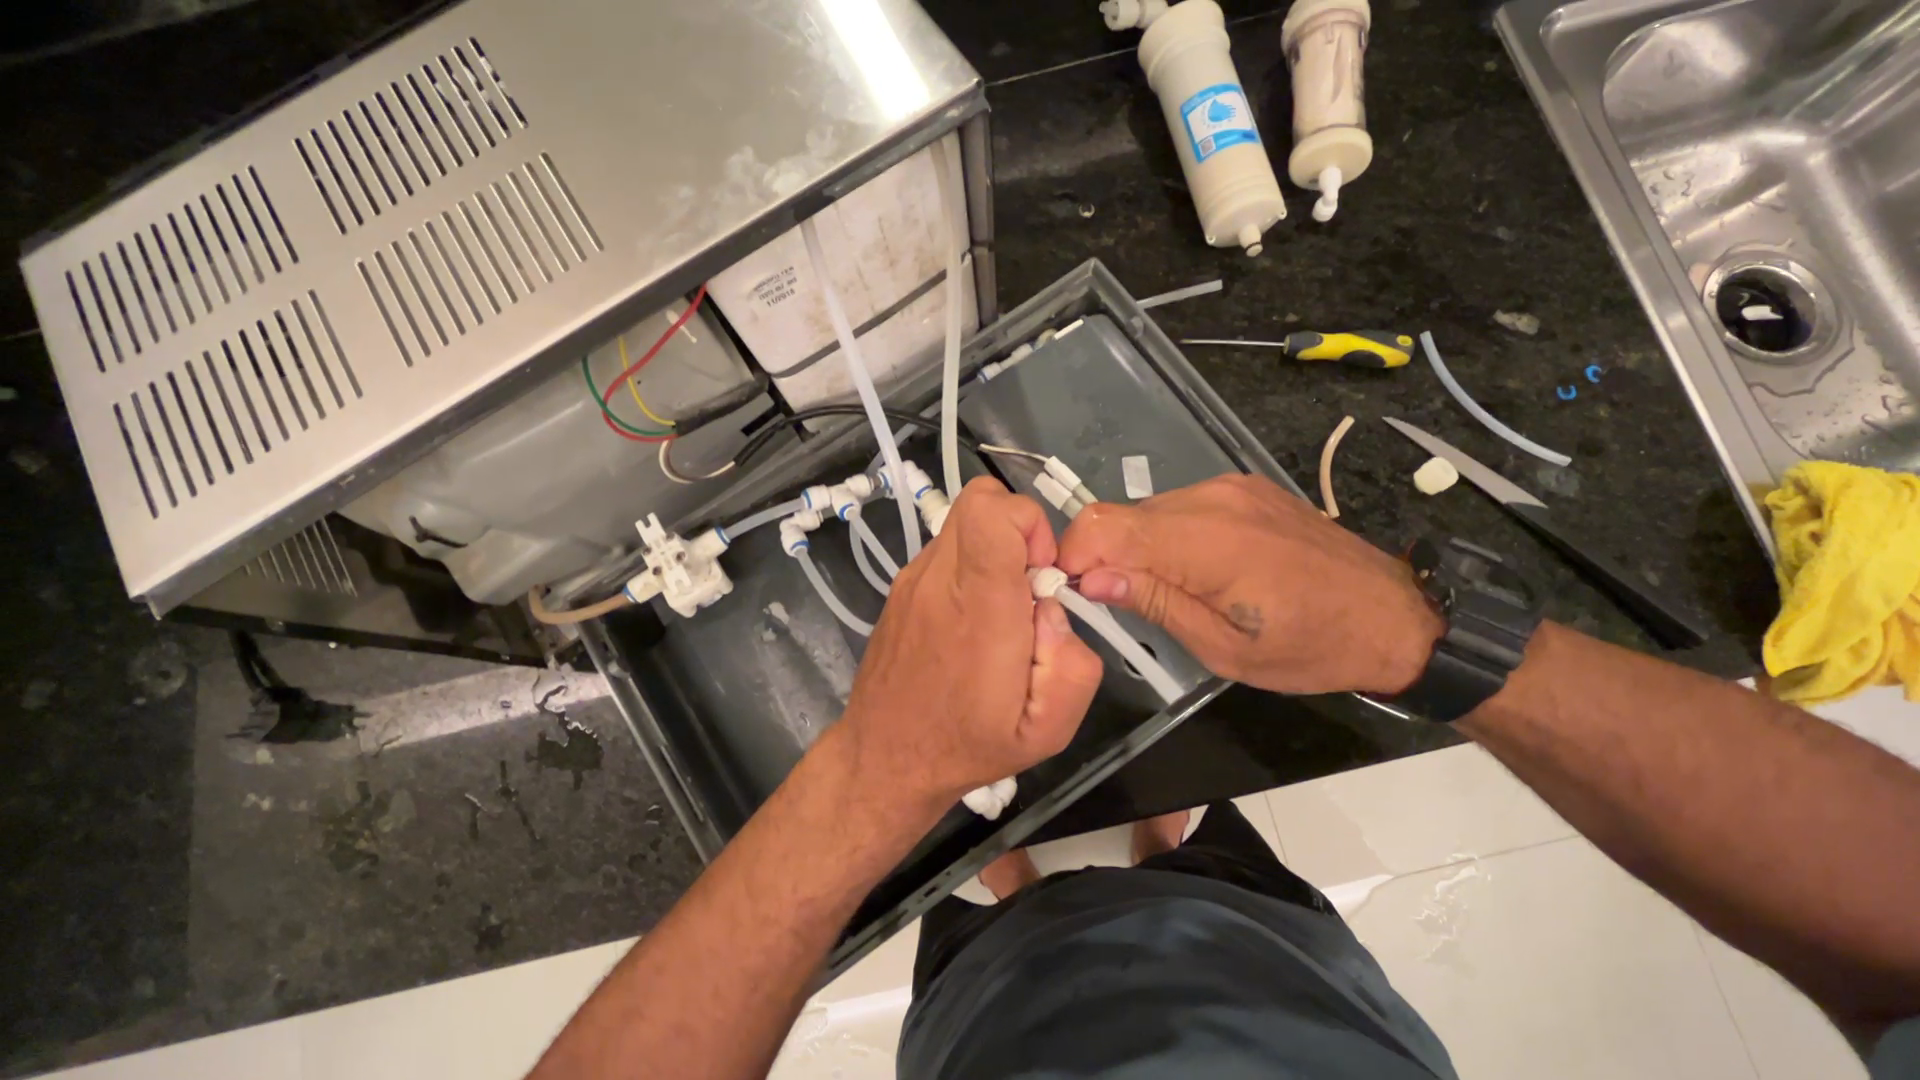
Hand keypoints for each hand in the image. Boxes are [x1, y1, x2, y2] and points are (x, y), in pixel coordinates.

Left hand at [835, 477, 1103, 814]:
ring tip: (999, 614)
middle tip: (1027, 588)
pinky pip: (945, 553)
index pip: (993, 511)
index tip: (1041, 573)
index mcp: (978, 605)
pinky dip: (969, 571)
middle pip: (977, 500)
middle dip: (1018, 529)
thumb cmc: (969, 745)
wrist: (886, 759)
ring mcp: (912, 580)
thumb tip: (1052, 612)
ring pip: (961, 524)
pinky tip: (970, 625)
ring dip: (993, 553)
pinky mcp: (900, 590)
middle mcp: (938, 579)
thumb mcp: (1049, 728)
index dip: (1030, 524)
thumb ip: (1075, 663)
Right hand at [1056, 474, 1442, 696]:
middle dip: (1104, 558)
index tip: (1077, 597)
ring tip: (1167, 593)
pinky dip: (1170, 537)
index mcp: (1205, 540)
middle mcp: (1212, 498)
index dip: (1073, 558)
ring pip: (1149, 511)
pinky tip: (1197, 571)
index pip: (1103, 526)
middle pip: (1121, 517)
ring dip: (1139, 549)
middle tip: (1121, 607)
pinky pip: (1181, 508)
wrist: (1392, 615)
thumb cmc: (1309, 647)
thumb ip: (1154, 602)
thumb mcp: (1223, 647)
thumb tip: (1090, 579)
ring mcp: (1230, 487)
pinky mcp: (1244, 488)